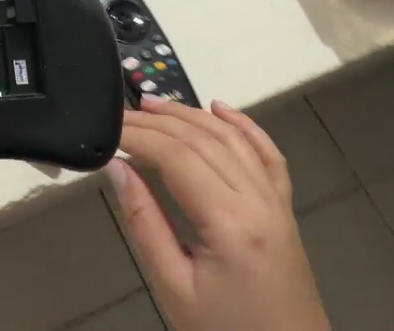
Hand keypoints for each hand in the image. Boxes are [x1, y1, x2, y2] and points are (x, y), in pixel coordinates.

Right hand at [106, 97, 330, 330]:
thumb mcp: (173, 288)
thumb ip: (144, 223)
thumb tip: (117, 167)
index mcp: (230, 222)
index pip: (176, 156)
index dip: (138, 135)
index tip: (108, 128)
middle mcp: (258, 201)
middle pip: (202, 140)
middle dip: (157, 121)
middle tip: (120, 113)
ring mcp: (277, 203)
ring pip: (232, 139)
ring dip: (191, 114)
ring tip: (153, 104)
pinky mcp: (285, 211)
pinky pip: (268, 156)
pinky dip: (245, 126)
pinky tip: (221, 109)